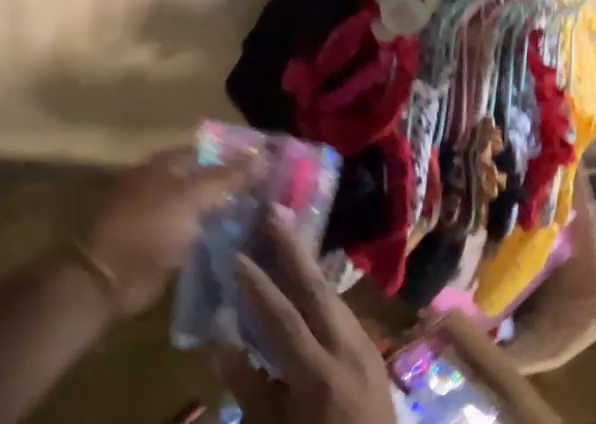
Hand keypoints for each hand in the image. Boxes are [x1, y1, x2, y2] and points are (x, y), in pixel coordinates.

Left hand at [83, 146, 254, 314]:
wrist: (112, 278)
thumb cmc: (149, 226)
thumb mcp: (191, 196)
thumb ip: (227, 177)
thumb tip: (263, 155)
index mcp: (165, 164)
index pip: (209, 151)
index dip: (238, 154)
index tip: (271, 162)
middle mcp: (165, 185)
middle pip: (208, 179)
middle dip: (238, 184)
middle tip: (277, 191)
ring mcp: (166, 217)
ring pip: (206, 208)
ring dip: (231, 211)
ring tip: (271, 215)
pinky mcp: (169, 246)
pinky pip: (201, 234)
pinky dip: (219, 235)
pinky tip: (247, 240)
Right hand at [216, 211, 396, 423]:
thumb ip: (249, 387)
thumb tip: (222, 342)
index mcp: (320, 375)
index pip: (283, 318)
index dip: (257, 285)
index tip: (234, 252)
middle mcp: (349, 351)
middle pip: (317, 288)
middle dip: (291, 247)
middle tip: (270, 208)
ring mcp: (366, 349)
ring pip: (333, 294)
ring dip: (306, 262)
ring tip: (283, 229)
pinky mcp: (373, 354)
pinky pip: (342, 310)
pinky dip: (320, 288)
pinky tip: (305, 276)